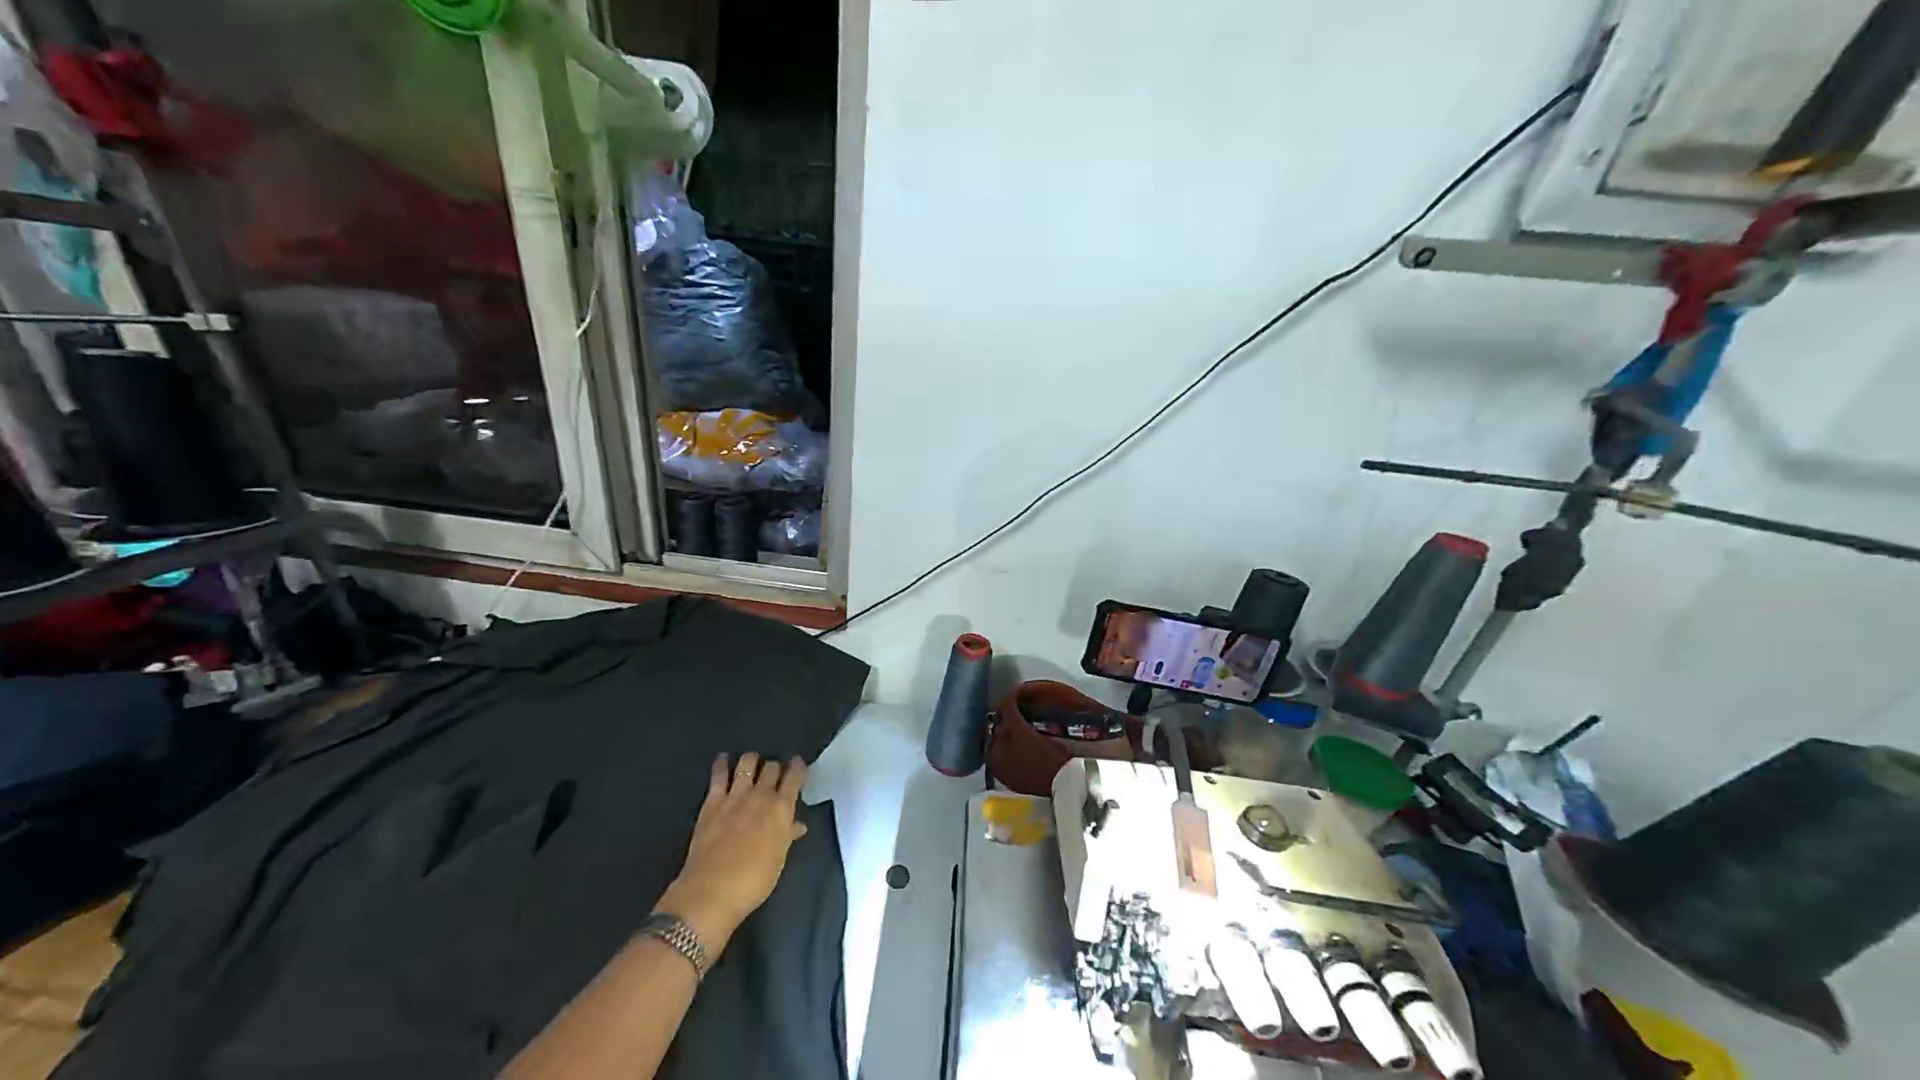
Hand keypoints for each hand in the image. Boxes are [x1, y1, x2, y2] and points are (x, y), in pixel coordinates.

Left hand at [654, 752, 808, 953]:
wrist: (712, 890)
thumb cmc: (754, 880)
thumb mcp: (778, 859)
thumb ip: (787, 836)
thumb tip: (797, 825)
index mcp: (781, 809)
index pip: (794, 778)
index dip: (797, 767)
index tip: (798, 762)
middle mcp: (760, 795)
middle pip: (771, 768)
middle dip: (775, 766)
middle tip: (775, 771)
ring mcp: (735, 796)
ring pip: (747, 764)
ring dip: (752, 760)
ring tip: (753, 762)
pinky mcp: (712, 801)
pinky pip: (718, 775)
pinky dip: (722, 764)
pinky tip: (723, 758)